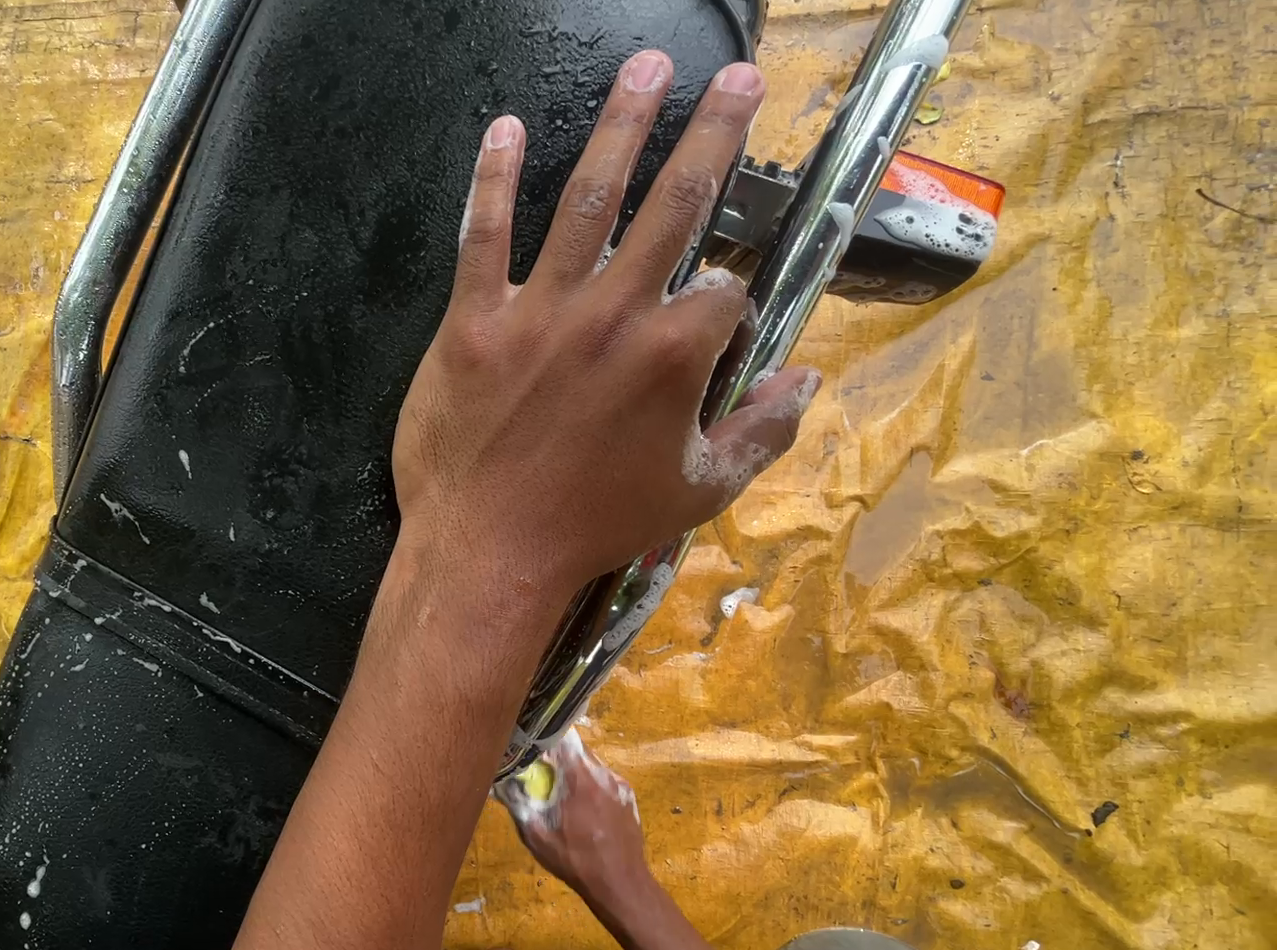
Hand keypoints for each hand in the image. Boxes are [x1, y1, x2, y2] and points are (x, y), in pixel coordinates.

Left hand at [392, 52, 820, 598]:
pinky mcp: (472, 322)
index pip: (725, 289)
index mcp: (676, 352)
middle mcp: (613, 313)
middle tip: (739, 78)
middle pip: (677, 203)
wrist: (488, 550)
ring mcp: (538, 311)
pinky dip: (495, 180)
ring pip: (588, 199)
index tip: (710, 321)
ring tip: (646, 69)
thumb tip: (808, 380)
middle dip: (715, 136)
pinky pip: (482, 236)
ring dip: (622, 127)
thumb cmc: (592, 528)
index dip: (728, 301)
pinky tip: (506, 129)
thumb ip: (763, 434)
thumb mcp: (698, 495)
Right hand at [498, 730, 651, 903]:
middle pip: (577, 748)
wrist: (621, 886)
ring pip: (591, 764)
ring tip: (561, 790)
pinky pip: (604, 779)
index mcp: (580, 778)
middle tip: (541, 768)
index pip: (563, 738)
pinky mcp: (629, 798)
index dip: (546, 735)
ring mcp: (619, 785)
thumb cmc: (576, 861)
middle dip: (557, 754)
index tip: (531, 741)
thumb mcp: (537, 836)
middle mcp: (603, 775)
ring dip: (574, 769)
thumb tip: (499, 780)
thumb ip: (517, 803)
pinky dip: (590, 784)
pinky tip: (584, 807)